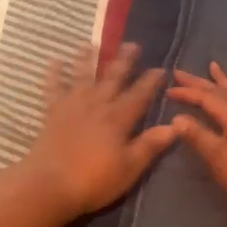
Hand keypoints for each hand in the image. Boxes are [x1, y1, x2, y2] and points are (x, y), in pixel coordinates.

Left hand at [22, 45, 178, 217]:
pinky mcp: (53, 112)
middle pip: (113, 78)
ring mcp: (73, 105)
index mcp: (118, 118)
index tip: (161, 68)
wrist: (50, 184)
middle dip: (124, 61)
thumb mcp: (129, 167)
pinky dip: (54, 73)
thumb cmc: (94, 180)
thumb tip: (176, 126)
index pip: (139, 95)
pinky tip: (55, 61)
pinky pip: (53, 87)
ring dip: (88, 59)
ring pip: (83, 75)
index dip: (151, 81)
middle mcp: (97, 104)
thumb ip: (150, 145)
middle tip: (131, 44)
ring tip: (91, 43)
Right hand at [168, 62, 226, 214]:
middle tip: (179, 72)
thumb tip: (177, 118)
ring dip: (219, 82)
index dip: (186, 93)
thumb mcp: (216, 155)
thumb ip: (197, 134)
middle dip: (198, 81)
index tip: (167, 90)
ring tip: (213, 67)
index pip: (206, 97)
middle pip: (219, 91)